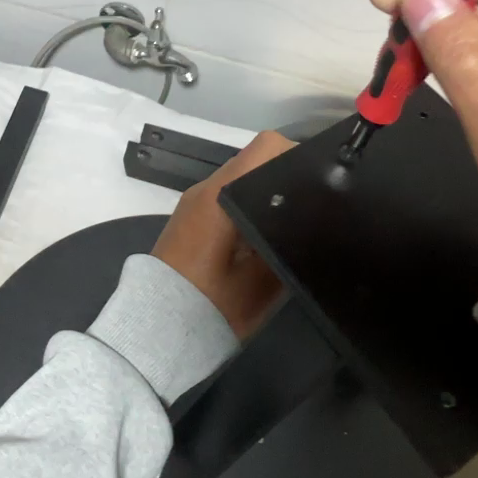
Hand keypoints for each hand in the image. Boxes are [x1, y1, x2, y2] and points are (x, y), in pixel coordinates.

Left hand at [152, 131, 294, 337]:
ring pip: (240, 180)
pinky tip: (265, 236)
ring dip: (265, 192)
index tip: (319, 177)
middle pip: (254, 161)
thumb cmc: (211, 305)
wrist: (158, 330)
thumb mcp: (263, 281)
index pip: (266, 147)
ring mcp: (194, 203)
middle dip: (284, 176)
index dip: (296, 154)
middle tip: (313, 204)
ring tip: (293, 222)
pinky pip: (226, 198)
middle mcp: (205, 189)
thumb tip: (309, 222)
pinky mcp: (190, 219)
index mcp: (221, 194)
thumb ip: (287, 242)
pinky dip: (248, 205)